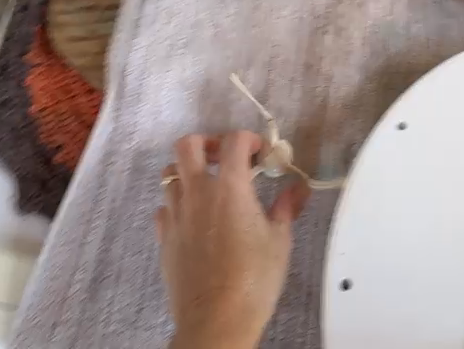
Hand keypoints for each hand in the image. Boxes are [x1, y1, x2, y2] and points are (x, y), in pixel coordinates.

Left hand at [157, 131, 310, 348]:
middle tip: (224, 159)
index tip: (262, 155)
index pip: (234, 140)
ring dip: (189, 173)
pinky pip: (163, 208)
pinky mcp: (164, 238)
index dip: (250, 139)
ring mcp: (176, 214)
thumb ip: (287, 206)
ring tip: (208, 188)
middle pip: (188, 144)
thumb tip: (300, 187)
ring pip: (170, 174)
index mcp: (229, 186)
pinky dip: (177, 205)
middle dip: (207, 144)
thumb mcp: (279, 240)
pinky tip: (193, 220)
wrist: (216, 322)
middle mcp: (197, 192)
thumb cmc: (254, 279)